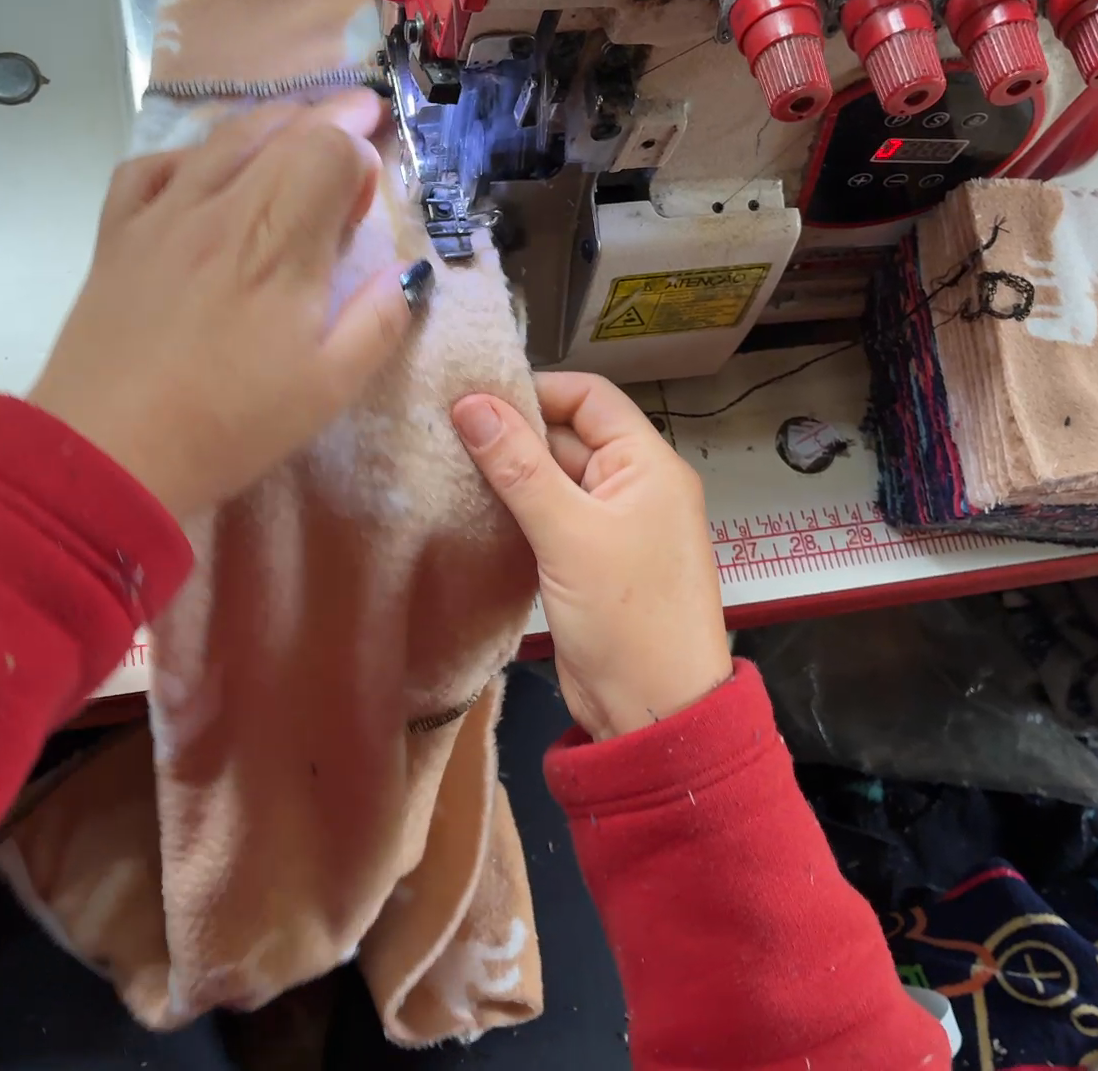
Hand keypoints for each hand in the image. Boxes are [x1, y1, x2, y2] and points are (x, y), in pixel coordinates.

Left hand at [29, 92, 432, 517]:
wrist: (113, 450)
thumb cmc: (231, 426)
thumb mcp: (328, 390)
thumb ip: (378, 323)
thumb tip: (408, 272)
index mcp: (281, 245)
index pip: (329, 152)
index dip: (358, 156)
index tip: (365, 197)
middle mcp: (222, 210)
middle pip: (282, 131)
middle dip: (328, 121)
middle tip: (354, 126)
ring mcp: (162, 215)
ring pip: (221, 137)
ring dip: (269, 124)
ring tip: (294, 131)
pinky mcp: (118, 232)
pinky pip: (155, 163)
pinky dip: (192, 154)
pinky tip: (205, 172)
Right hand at [451, 373, 730, 740]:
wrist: (652, 707)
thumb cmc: (624, 613)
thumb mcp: (568, 533)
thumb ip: (518, 466)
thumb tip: (470, 403)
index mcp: (647, 464)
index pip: (590, 398)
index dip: (535, 390)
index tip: (475, 399)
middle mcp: (632, 485)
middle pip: (568, 436)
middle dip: (514, 432)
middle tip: (446, 430)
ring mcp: (609, 524)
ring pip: (554, 479)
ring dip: (510, 473)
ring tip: (447, 462)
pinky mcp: (587, 559)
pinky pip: (550, 517)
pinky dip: (517, 510)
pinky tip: (472, 506)